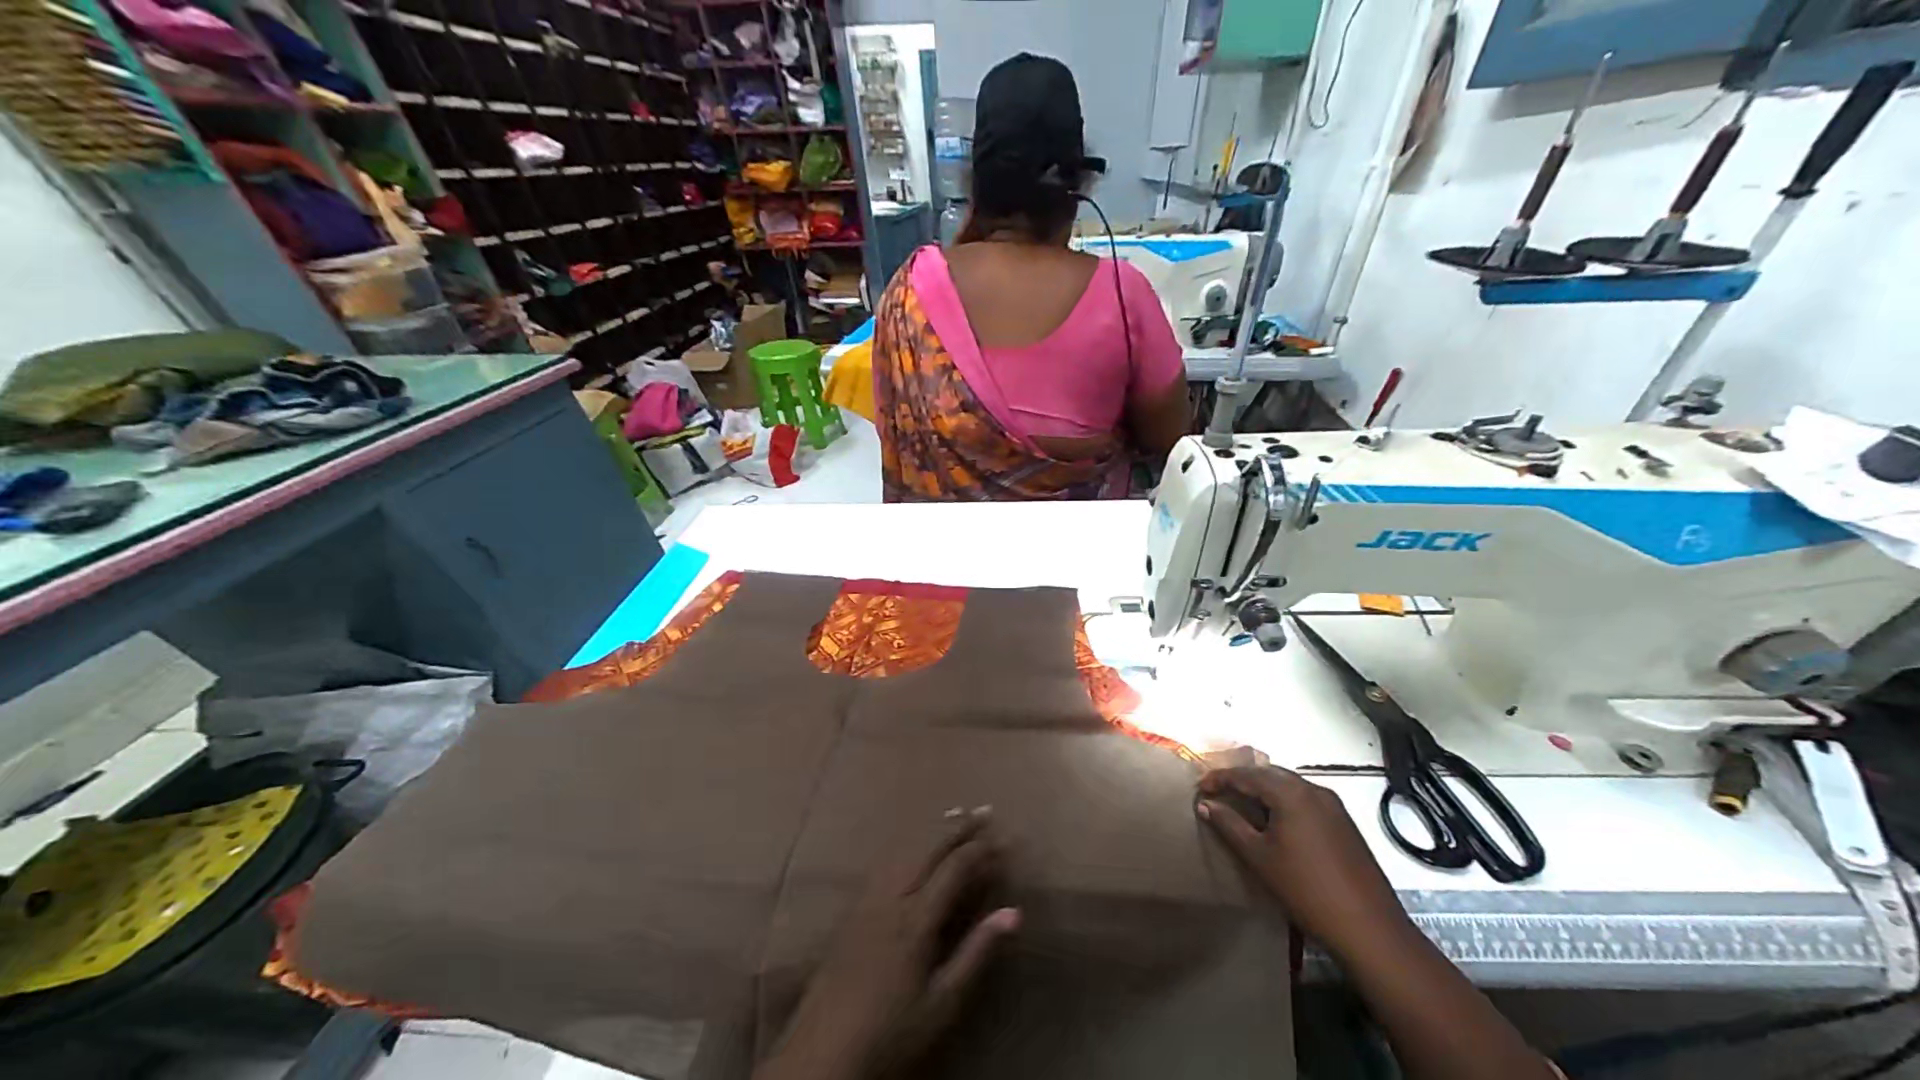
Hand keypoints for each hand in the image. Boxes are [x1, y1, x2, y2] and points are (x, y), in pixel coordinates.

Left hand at [758, 809, 1020, 1079]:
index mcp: (915, 918)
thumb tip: (1013, 912)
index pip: (954, 868)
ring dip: (930, 832)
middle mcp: (889, 898)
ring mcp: (866, 902)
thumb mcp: (943, 1002)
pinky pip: (884, 864)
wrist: (822, 1054)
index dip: (980, 850)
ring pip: (902, 852)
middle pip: (926, 849)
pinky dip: (907, 846)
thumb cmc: (892, 1032)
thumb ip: (976, 952)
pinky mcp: (851, 912)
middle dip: (957, 827)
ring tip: (952, 817)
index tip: (1003, 838)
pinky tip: (911, 850)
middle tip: (982, 810)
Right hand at [1196, 766, 1411, 957]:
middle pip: (1270, 775)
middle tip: (1218, 794)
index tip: (1199, 788)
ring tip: (1241, 806)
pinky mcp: (1344, 824)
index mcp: (1291, 792)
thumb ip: (1229, 824)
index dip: (1220, 778)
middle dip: (1242, 781)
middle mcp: (1314, 790)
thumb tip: (1206, 804)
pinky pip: (1305, 801)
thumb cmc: (1304, 888)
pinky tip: (1273, 823)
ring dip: (1263, 792)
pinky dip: (1283, 803)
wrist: (1368, 927)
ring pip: (1289, 787)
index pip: (1247, 774)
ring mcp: (1334, 806)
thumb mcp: (1258, 856)